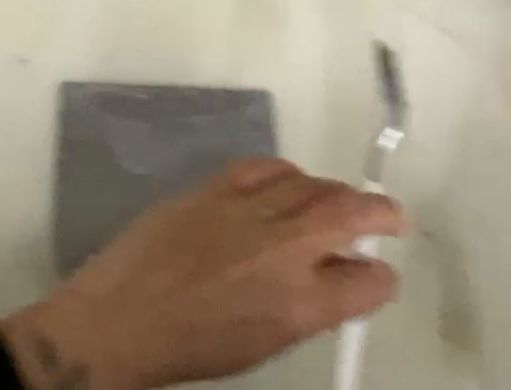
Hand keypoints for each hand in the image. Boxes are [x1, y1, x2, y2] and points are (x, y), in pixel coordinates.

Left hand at [0, 158, 404, 389]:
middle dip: (380, 212)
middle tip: (390, 215)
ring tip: (339, 200)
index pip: (367, 282)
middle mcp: (280, 251)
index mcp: (298, 305)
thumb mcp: (265, 341)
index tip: (381, 272)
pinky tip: (290, 182)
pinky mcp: (215, 188)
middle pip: (348, 214)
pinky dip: (287, 173)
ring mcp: (247, 211)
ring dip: (334, 191)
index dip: (381, 277)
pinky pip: (266, 167)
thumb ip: (309, 307)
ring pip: (310, 184)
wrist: (120, 320)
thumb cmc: (193, 345)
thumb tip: (340, 278)